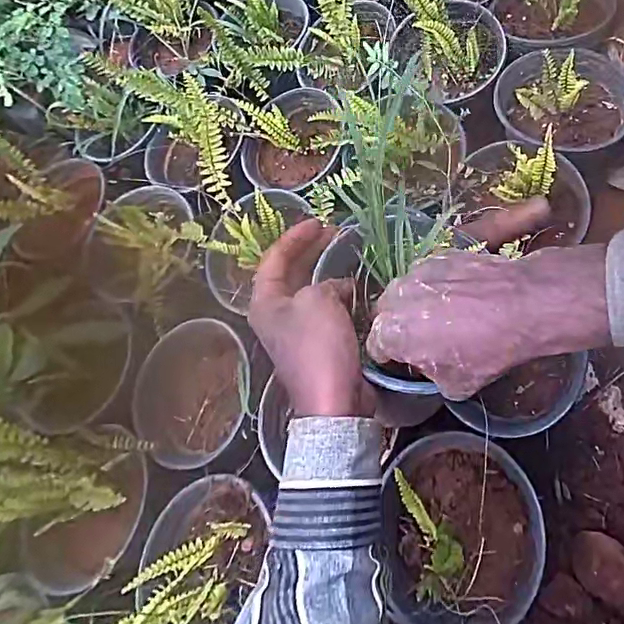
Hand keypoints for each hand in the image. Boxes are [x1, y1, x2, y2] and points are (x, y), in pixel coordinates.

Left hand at [249, 219, 372, 417]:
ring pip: (312, 291)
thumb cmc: (318, 344)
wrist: (333, 401)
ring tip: (350, 258)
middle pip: (292, 273)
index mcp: (265, 302)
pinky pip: (328, 310)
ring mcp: (297, 331)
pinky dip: (341, 296)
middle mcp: (276, 315)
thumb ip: (326, 282)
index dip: (295, 237)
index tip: (317, 222)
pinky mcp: (319, 344)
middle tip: (336, 233)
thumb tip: (339, 288)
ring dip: (329, 274)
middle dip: (313, 251)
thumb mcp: (318, 299)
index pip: (274, 258)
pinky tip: (358, 289)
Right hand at [367, 206, 611, 399]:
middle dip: (400, 326)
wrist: (522, 304)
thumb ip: (428, 376)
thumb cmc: (486, 350)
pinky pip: (429, 274)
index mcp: (392, 332)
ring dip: (417, 303)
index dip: (390, 358)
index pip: (375, 347)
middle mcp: (396, 296)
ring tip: (447, 315)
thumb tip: (430, 368)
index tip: (407, 362)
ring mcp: (417, 270)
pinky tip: (462, 296)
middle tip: (426, 339)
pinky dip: (438, 285)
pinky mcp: (440, 254)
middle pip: (386, 314)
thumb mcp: (454, 386)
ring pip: (406, 290)